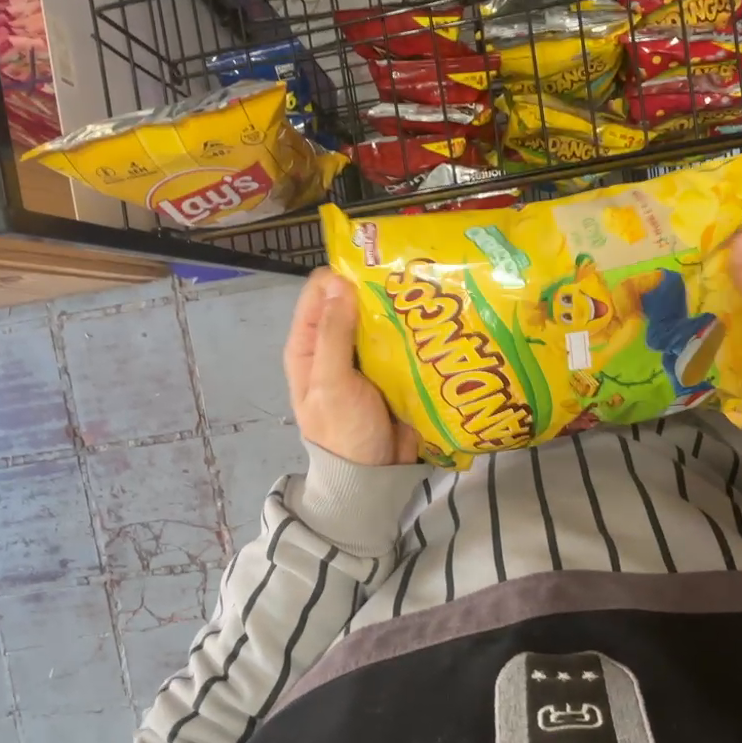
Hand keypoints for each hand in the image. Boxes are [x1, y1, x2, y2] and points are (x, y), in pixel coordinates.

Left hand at [284, 268, 420, 465]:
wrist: (372, 477)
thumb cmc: (344, 431)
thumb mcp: (332, 382)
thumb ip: (333, 333)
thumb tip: (340, 283)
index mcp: (308, 346)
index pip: (319, 292)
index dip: (343, 274)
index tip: (375, 264)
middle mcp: (332, 346)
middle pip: (351, 301)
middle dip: (376, 287)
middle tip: (410, 273)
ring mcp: (363, 358)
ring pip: (378, 319)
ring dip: (398, 307)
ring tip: (428, 290)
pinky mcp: (390, 369)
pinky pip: (399, 340)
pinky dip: (411, 330)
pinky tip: (433, 319)